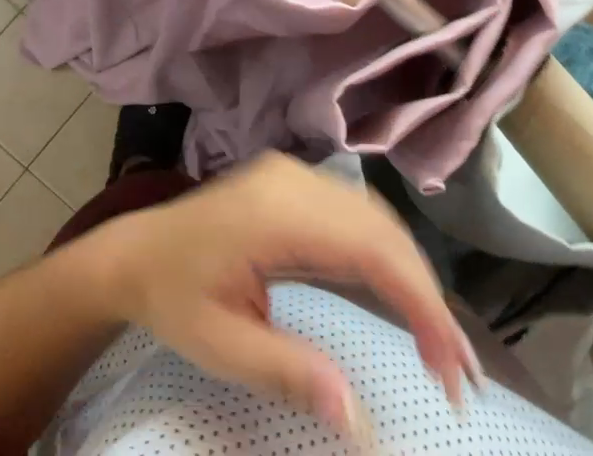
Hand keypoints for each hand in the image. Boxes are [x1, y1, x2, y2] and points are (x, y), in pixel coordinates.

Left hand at [72, 154, 481, 438]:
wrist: (134, 252)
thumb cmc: (171, 298)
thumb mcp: (220, 345)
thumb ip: (288, 372)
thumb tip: (358, 418)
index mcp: (274, 213)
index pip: (371, 250)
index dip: (422, 304)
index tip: (452, 366)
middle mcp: (294, 181)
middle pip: (384, 231)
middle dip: (428, 297)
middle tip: (459, 370)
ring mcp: (296, 175)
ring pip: (378, 220)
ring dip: (414, 276)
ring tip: (440, 341)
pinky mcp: (297, 182)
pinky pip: (359, 215)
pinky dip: (388, 256)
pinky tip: (402, 295)